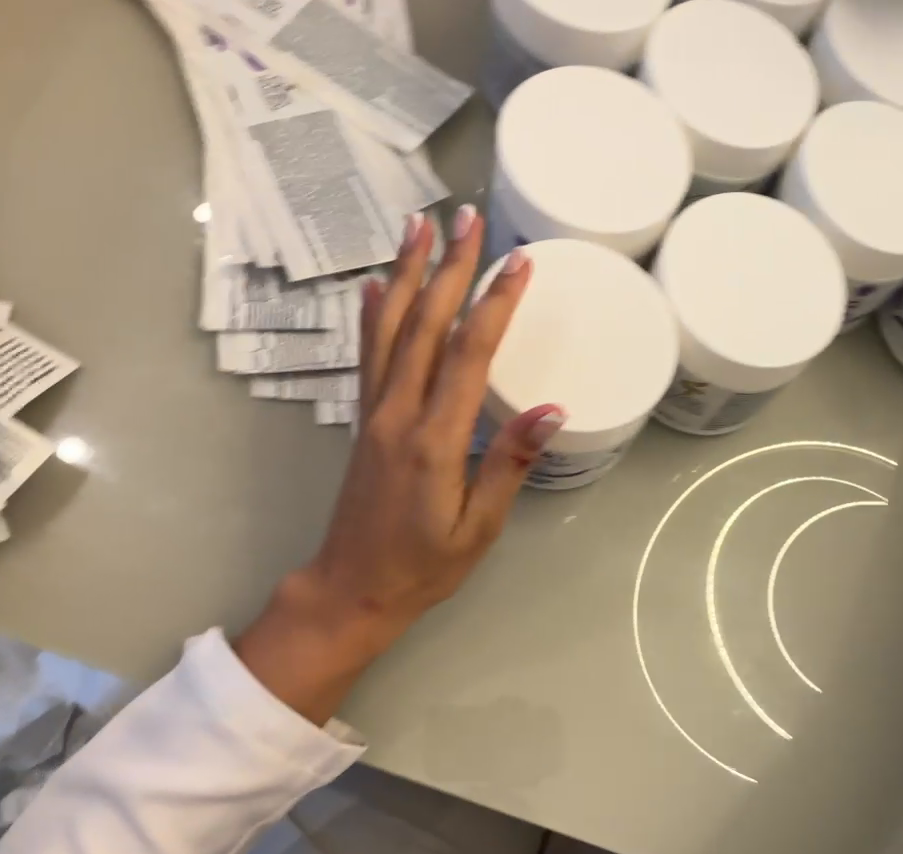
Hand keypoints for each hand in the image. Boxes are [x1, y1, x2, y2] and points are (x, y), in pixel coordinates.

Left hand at [234, 207, 565, 723]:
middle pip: (424, 324)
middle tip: (467, 216)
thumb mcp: (479, 527)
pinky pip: (367, 356)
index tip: (519, 261)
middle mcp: (399, 413)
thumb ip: (510, 464)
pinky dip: (370, 315)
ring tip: (417, 224)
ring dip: (404, 273)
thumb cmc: (424, 567)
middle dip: (448, 267)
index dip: (495, 304)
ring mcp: (375, 413)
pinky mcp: (364, 421)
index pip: (469, 354)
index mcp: (435, 440)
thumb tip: (551, 408)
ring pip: (388, 329)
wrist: (351, 588)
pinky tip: (371, 285)